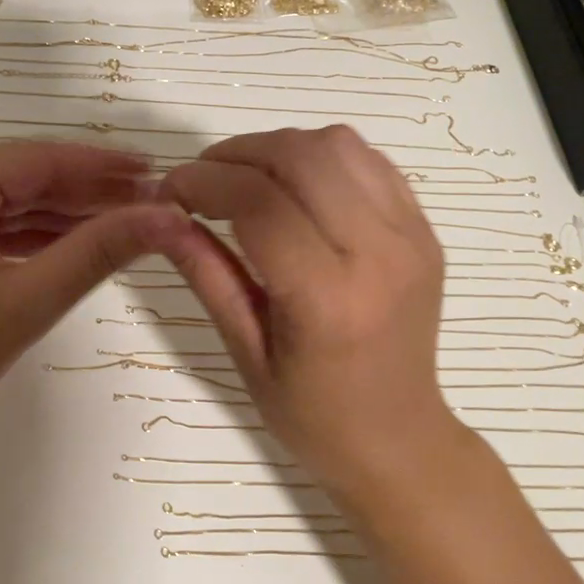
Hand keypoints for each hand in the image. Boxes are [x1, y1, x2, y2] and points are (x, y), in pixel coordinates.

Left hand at [0, 142, 194, 446]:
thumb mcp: (27, 302)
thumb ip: (97, 252)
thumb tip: (167, 216)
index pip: (36, 160)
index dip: (100, 165)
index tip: (156, 169)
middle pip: (22, 176)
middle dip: (86, 192)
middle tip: (153, 201)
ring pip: (8, 199)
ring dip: (62, 213)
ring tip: (128, 220)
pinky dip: (30, 234)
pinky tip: (78, 239)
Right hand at [159, 127, 455, 486]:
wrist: (400, 439)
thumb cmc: (311, 411)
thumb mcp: (242, 351)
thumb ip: (205, 273)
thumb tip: (160, 215)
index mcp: (329, 300)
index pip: (259, 203)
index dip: (203, 182)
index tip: (168, 192)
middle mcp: (379, 255)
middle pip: (300, 157)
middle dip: (234, 155)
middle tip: (200, 183)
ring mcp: (411, 236)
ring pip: (335, 145)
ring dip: (276, 148)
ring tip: (243, 180)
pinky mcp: (423, 228)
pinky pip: (366, 159)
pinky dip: (318, 156)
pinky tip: (291, 186)